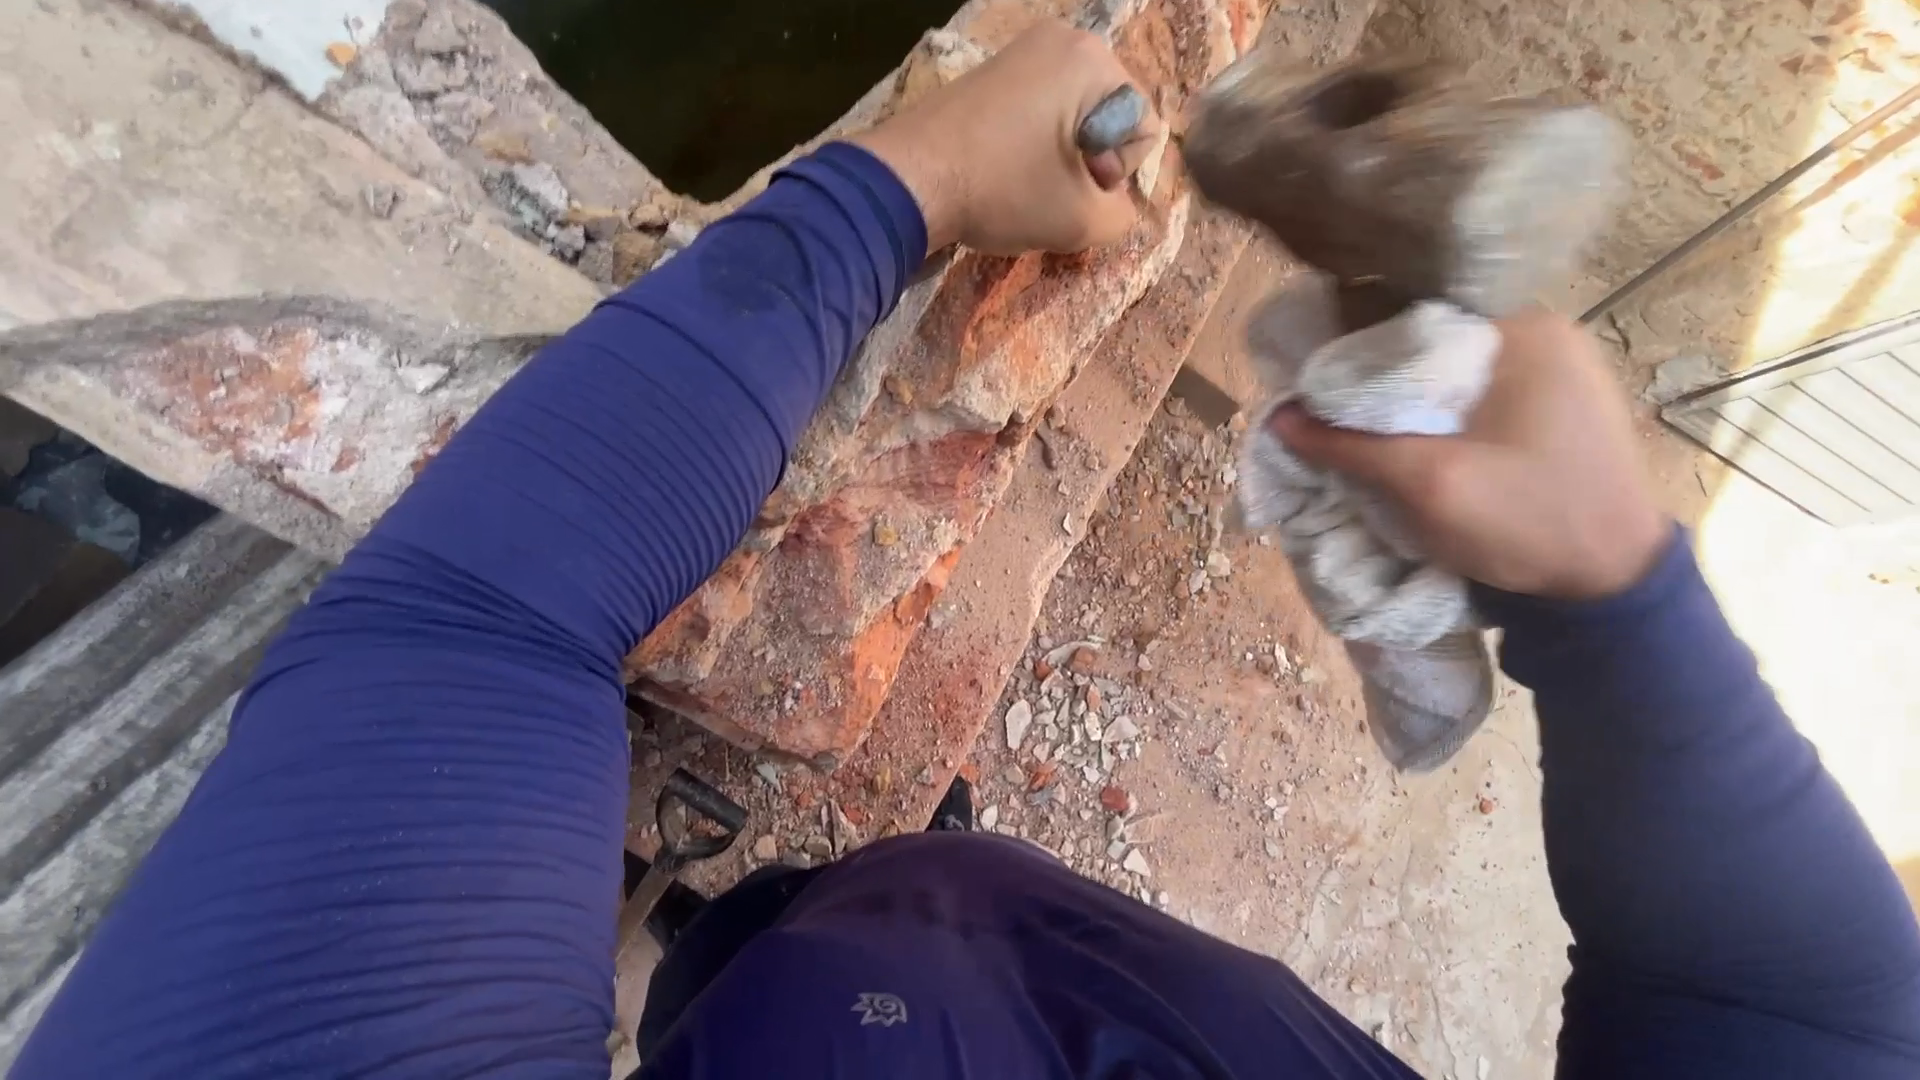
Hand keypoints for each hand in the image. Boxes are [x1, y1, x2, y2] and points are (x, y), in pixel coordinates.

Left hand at [851, 21, 1159, 255]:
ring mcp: (1019, 54)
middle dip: (1090, 167)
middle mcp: (1061, 40)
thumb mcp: (1080, 220)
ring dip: (1060, 165)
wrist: (910, 180)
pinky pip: (1035, 117)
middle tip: (1053, 197)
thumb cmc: (1004, 191)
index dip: (1120, 175)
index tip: (1079, 193)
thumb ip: (1121, 217)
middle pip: (1106, 120)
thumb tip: (1118, 208)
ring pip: (1070, 123)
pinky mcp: (988, 77)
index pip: (1144, 126)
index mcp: (1093, 60)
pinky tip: (1004, 178)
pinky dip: (1030, 152)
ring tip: (1026, 192)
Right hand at [1270, 310, 1670, 599]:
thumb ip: (1348, 446)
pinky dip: (1433, 425)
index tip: (1311, 407)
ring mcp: (1553, 373)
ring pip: (1443, 383)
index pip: (1407, 335)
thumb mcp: (1426, 482)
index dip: (1349, 371)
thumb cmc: (1527, 521)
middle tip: (1329, 429)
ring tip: (1363, 445)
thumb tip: (1279, 417)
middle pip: (1424, 358)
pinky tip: (1412, 452)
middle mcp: (1542, 338)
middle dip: (1374, 395)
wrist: (1612, 583)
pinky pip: (1469, 404)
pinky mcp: (1552, 409)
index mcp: (1525, 333)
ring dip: (1400, 413)